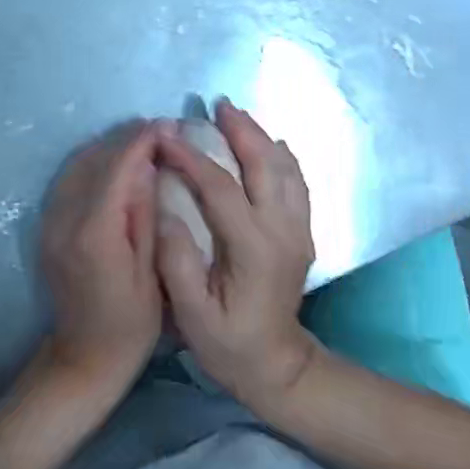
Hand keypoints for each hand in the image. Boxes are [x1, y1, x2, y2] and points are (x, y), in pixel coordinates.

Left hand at [39, 120, 164, 394]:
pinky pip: (68, 180)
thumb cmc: (132, 322)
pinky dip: (92, 161)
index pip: (117, 168)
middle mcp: (65, 220)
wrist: (83, 359)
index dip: (142, 141)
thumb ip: (146, 214)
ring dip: (108, 146)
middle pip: (94, 159)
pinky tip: (115, 163)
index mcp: (95, 232)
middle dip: (127, 137)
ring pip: (76, 165)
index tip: (168, 125)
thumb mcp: (153, 270)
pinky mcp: (47, 228)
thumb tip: (148, 166)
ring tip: (142, 141)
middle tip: (160, 129)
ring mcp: (50, 223)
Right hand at [155, 99, 317, 408]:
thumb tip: (164, 209)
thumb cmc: (227, 343)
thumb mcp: (192, 314)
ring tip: (237, 117)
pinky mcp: (305, 231)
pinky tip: (270, 144)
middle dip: (241, 130)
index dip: (193, 158)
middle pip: (266, 164)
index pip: (222, 188)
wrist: (277, 363)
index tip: (166, 137)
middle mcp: (284, 229)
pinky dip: (284, 157)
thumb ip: (177, 262)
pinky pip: (299, 182)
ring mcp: (300, 228)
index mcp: (254, 248)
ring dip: (262, 137)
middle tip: (217, 105)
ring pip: (287, 168)